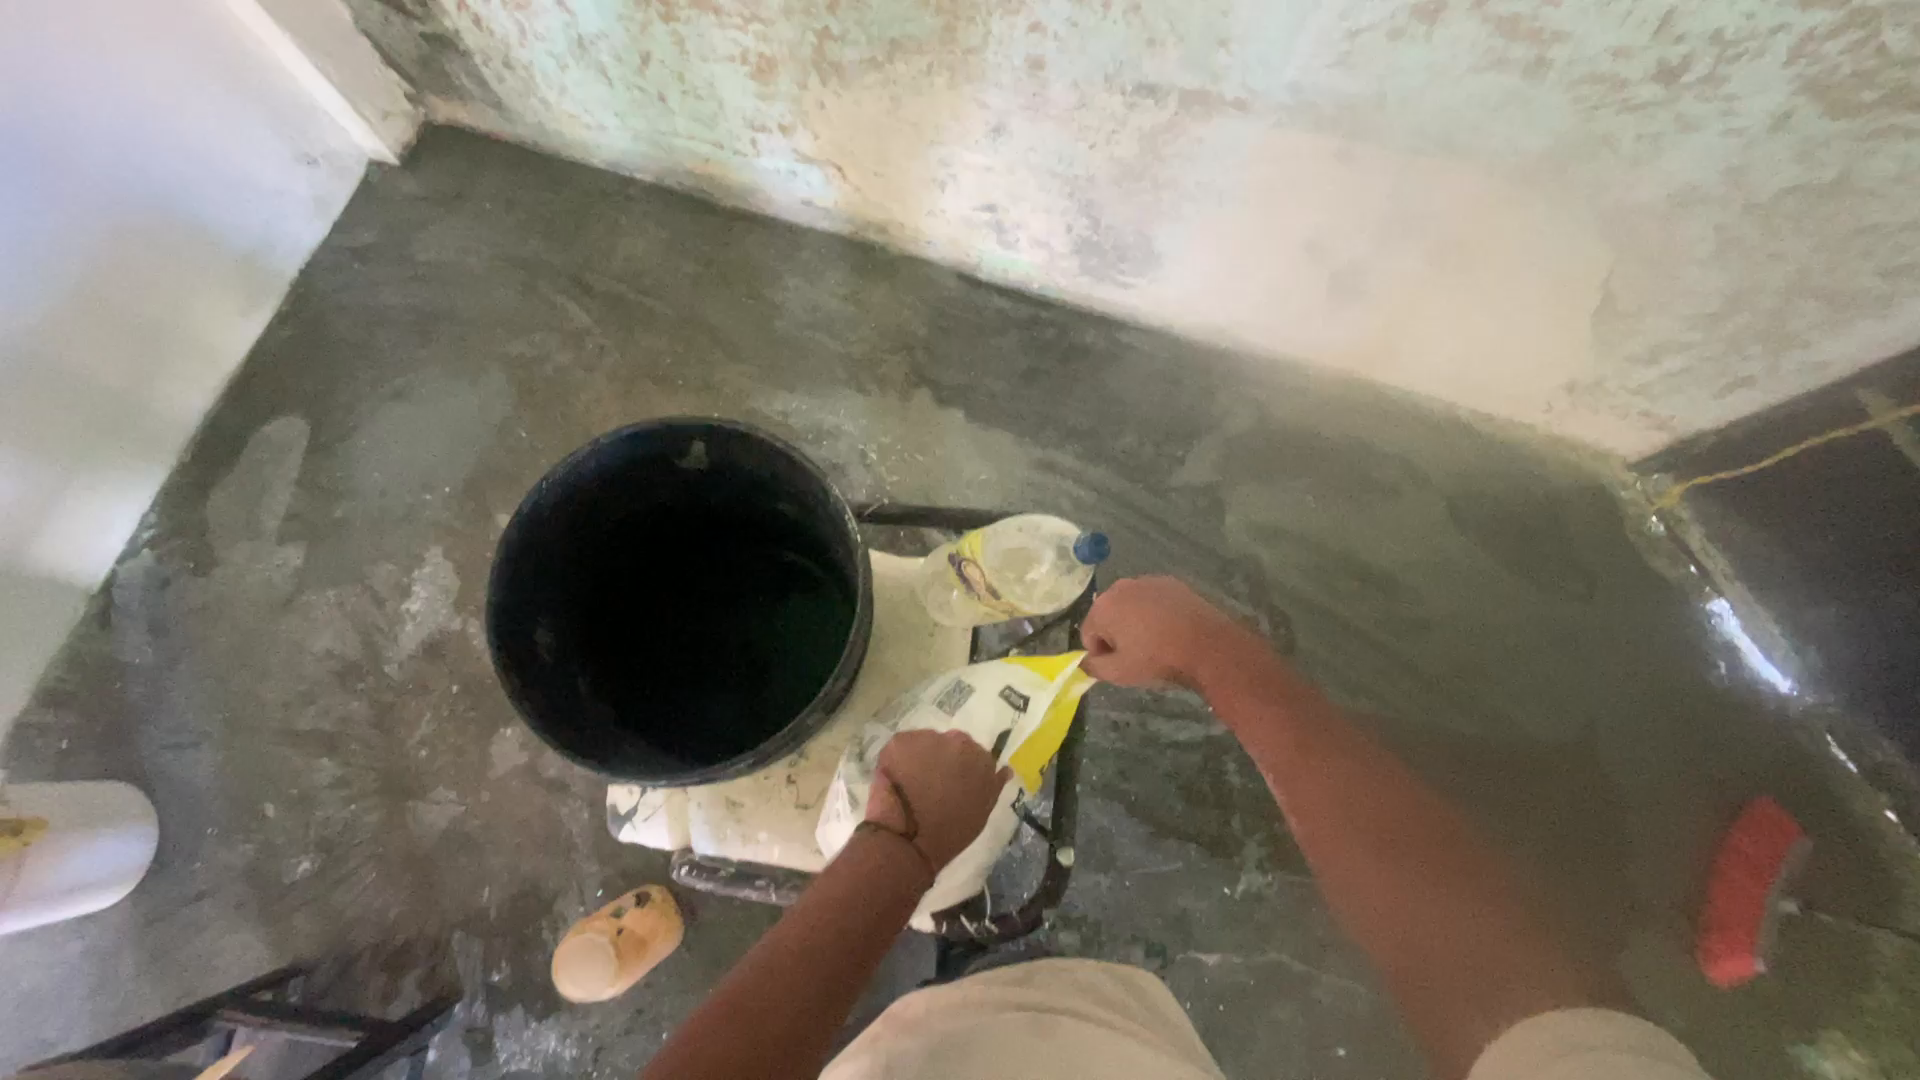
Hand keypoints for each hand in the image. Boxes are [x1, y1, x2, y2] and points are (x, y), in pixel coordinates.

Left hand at [864, 729, 1010, 871]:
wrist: (907, 840)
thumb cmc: (951, 832)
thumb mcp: (982, 810)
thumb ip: (993, 784)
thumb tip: (1005, 769)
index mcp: (981, 757)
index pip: (973, 753)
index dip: (961, 768)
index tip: (952, 783)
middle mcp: (957, 740)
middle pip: (950, 744)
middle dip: (942, 759)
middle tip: (932, 783)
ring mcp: (928, 738)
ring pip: (926, 743)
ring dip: (921, 757)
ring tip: (912, 783)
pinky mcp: (901, 740)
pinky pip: (903, 745)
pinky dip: (899, 759)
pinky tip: (897, 779)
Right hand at [1081, 576, 1260, 688]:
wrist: (1208, 646)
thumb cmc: (1158, 660)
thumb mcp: (1119, 674)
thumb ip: (1094, 667)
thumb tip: (1085, 662)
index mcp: (1103, 607)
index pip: (1088, 634)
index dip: (1100, 654)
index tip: (1119, 665)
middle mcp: (1121, 587)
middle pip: (1108, 615)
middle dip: (1116, 634)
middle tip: (1136, 655)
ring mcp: (1148, 581)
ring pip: (1131, 606)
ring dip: (1135, 622)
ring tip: (1156, 642)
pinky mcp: (1172, 583)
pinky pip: (1153, 600)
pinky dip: (1156, 613)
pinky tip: (1171, 630)